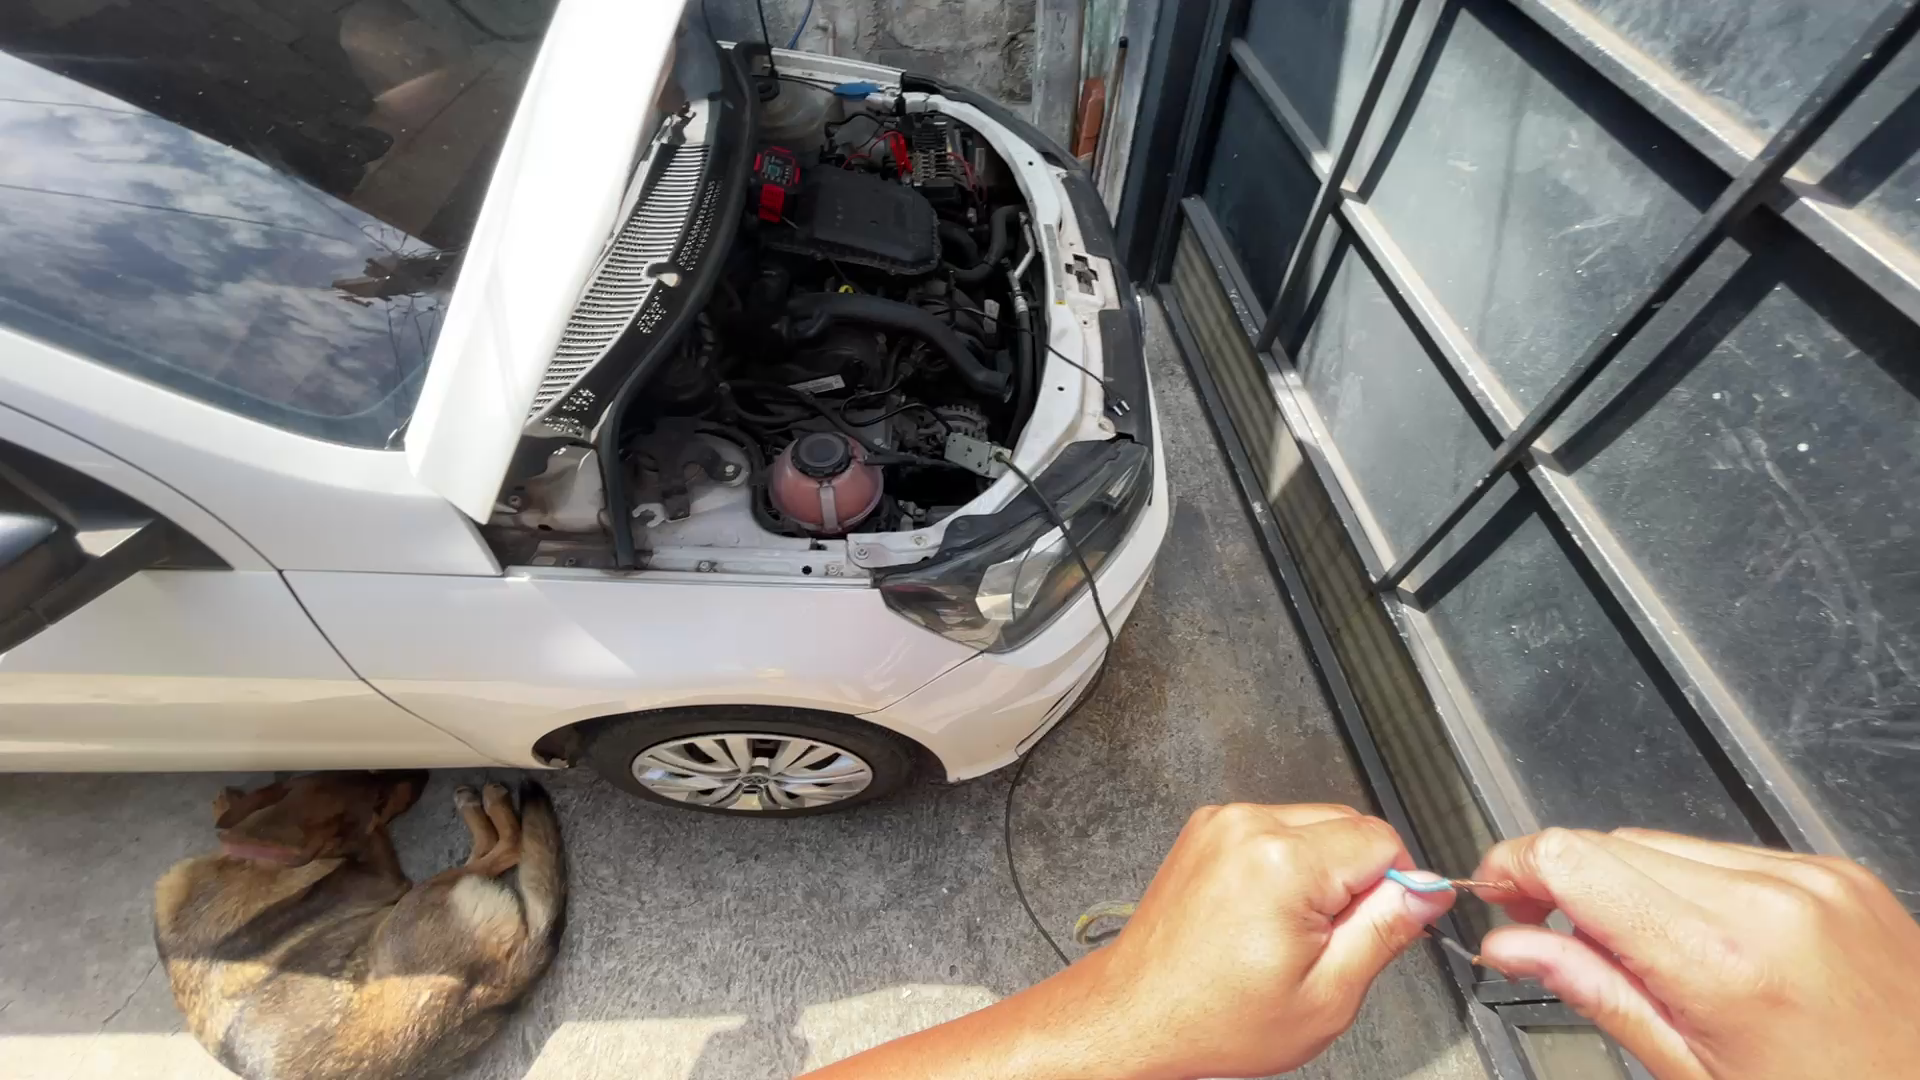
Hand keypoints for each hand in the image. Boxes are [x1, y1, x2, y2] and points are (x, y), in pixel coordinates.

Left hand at [1086, 803, 1455, 1078]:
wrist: (1143, 1006)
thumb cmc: (1219, 1014)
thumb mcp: (1328, 993)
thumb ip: (1385, 930)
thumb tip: (1427, 890)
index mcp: (1281, 860)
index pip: (1380, 838)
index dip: (1399, 883)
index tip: (1389, 920)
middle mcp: (1246, 825)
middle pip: (1346, 823)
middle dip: (1359, 875)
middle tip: (1334, 936)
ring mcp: (1220, 821)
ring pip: (1310, 823)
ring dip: (1321, 867)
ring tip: (1293, 927)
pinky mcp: (1205, 827)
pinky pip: (1270, 827)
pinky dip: (1284, 860)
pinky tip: (1265, 909)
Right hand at [1471, 828, 1919, 1079]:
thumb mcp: (1692, 1074)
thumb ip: (1589, 989)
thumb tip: (1505, 944)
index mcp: (1721, 958)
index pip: (1564, 859)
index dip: (1511, 867)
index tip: (1499, 895)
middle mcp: (1765, 899)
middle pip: (1599, 844)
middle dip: (1564, 881)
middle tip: (1559, 931)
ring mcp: (1807, 878)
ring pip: (1648, 841)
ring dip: (1622, 879)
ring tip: (1647, 943)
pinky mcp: (1834, 871)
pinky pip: (1711, 851)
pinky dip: (1684, 880)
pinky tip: (1706, 932)